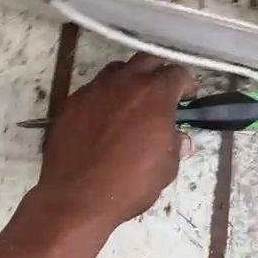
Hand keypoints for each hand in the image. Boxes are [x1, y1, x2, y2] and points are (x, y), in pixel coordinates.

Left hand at [32, 54, 194, 231]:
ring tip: (130, 104)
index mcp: (154, 94)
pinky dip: (104, 97)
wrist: (76, 197)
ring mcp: (95, 89)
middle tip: (160, 96)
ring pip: (117, 70)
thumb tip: (179, 137)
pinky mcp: (72, 102)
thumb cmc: (129, 184)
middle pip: (147, 60)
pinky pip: (94, 89)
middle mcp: (125, 83)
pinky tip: (103, 120)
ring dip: (129, 80)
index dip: (185, 85)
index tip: (185, 100)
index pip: (177, 72)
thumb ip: (174, 144)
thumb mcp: (166, 168)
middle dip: (158, 73)